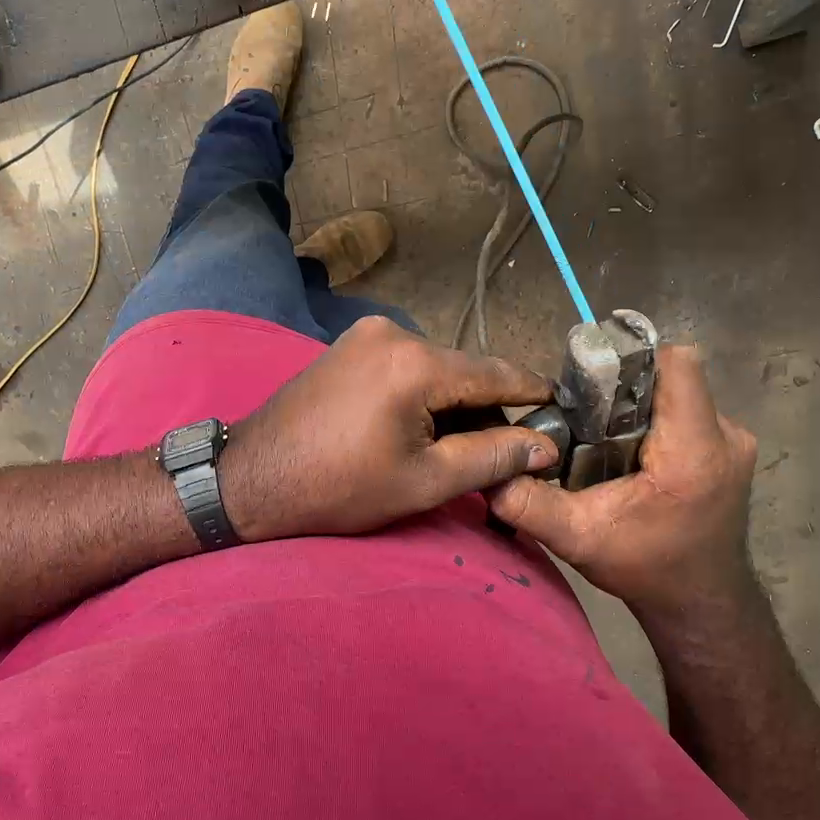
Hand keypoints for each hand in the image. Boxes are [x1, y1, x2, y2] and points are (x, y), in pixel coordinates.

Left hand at [221, 316, 557, 541]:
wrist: (254, 477)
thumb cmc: (339, 487)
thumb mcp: (425, 480)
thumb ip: (492, 456)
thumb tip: (547, 445)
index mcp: (416, 362)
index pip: (498, 373)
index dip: (535, 397)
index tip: (565, 418)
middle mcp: (393, 332)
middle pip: (465, 369)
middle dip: (490, 407)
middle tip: (511, 452)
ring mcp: (364, 335)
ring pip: (435, 368)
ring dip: (453, 402)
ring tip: (464, 448)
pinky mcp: (345, 346)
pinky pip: (403, 365)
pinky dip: (422, 392)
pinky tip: (422, 428)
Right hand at [489, 345, 759, 617]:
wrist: (700, 603)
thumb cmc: (645, 569)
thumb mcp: (575, 539)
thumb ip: (528, 503)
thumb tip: (483, 470)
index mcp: (695, 450)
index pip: (677, 365)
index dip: (628, 360)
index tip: (586, 380)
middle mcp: (724, 435)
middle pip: (667, 377)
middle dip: (619, 388)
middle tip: (579, 418)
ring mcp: (731, 439)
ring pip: (672, 392)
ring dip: (632, 404)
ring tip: (597, 437)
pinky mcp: (726, 446)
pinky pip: (682, 409)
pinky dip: (649, 419)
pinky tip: (623, 450)